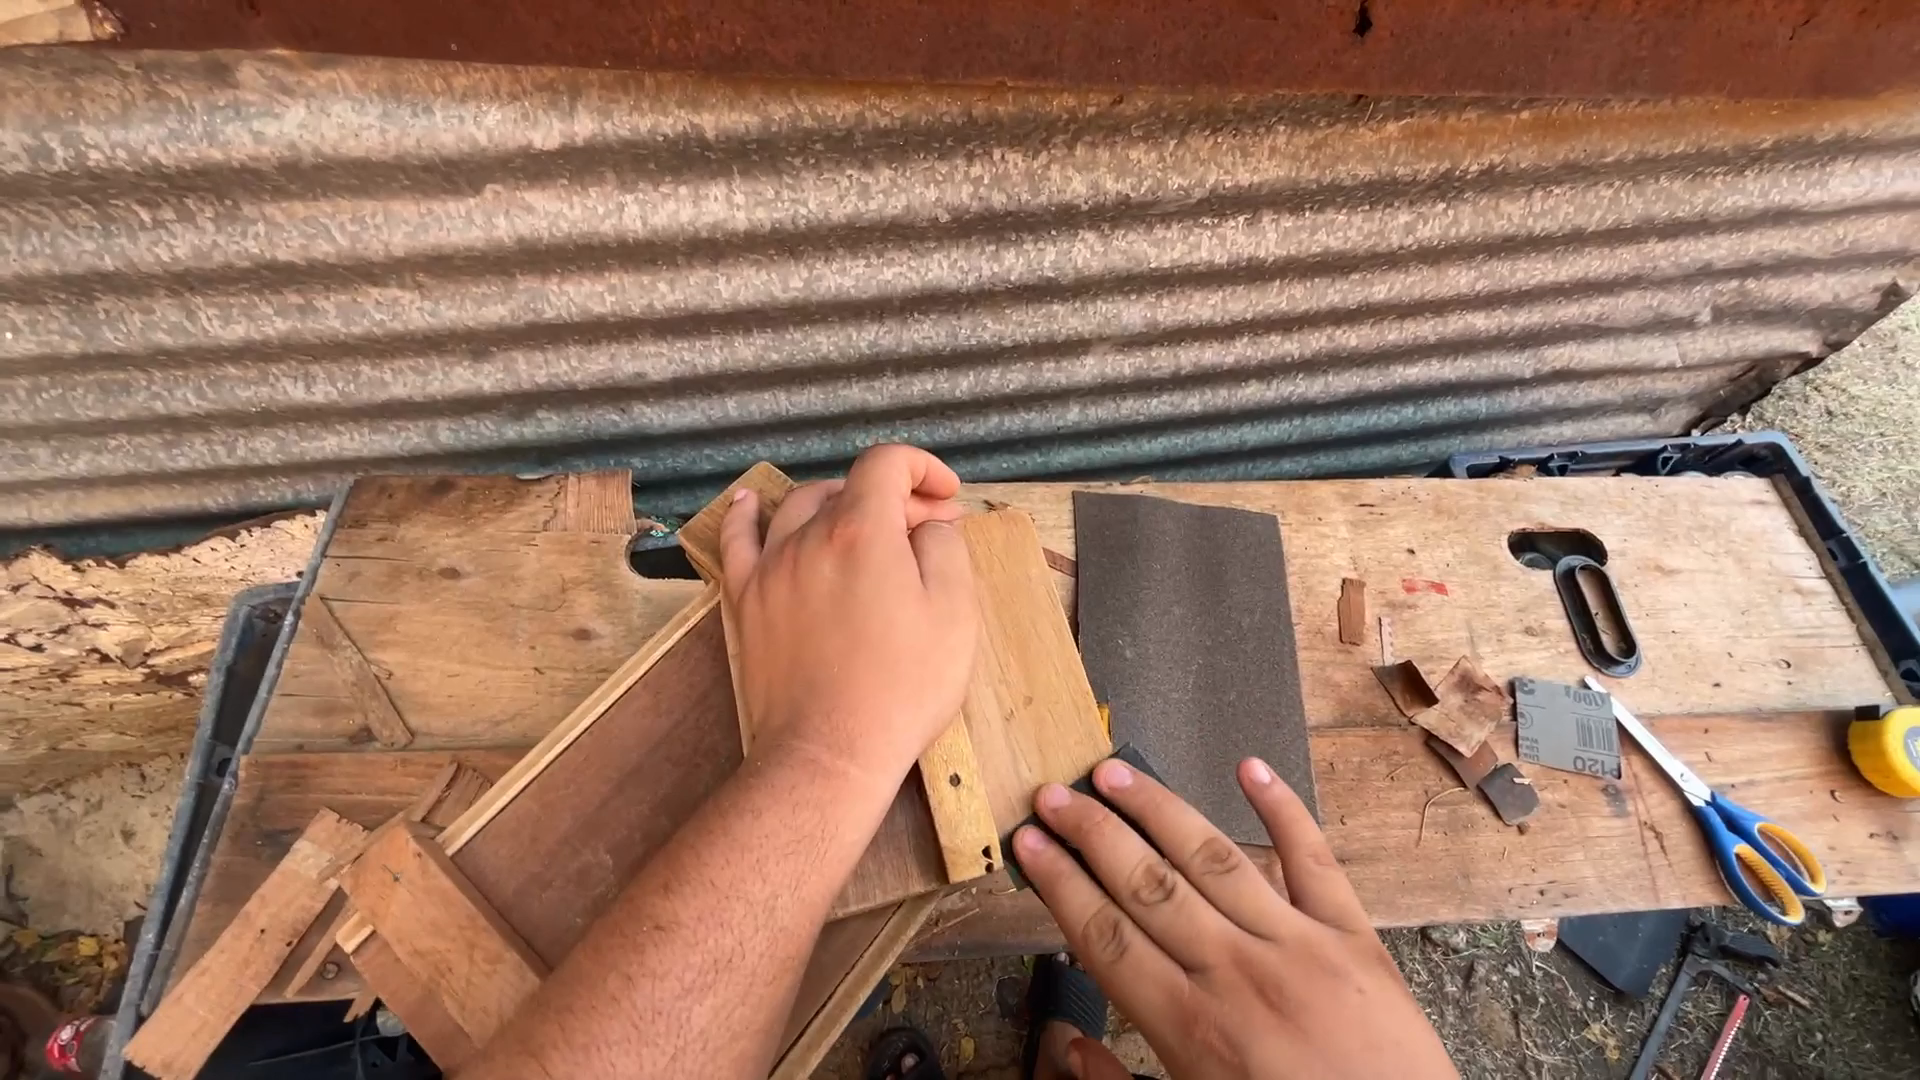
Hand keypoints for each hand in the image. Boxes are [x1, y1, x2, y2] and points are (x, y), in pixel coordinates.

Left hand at [719, 445, 977, 786]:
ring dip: (840, 503)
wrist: (830, 752)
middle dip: (896, 499)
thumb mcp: (954, 612)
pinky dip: (748, 514)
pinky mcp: (745, 601)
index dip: (923, 469)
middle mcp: (808, 537)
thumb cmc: (902, 686)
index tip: (946, 498)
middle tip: (926, 533)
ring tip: (866, 523)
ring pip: (801, 507)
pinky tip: (753, 502)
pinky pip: (737, 540)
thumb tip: (929, 525)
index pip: (887, 464)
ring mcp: (770, 568)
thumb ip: (945, 547)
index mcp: (862, 532)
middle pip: (851, 488)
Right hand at [1013, 758, 1455, 1079]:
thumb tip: (1064, 1042)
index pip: (1107, 935)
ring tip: (1114, 772)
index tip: (1030, 841)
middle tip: (1054, 793)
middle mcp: (1238, 975)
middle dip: (1093, 832)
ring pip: (1213, 858)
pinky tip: (1250, 766)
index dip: (1061, 882)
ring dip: (1157, 809)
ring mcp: (1299, 946)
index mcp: (1194, 1031)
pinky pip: (1314, 862)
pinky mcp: (1354, 937)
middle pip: (1148, 884)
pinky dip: (1284, 810)